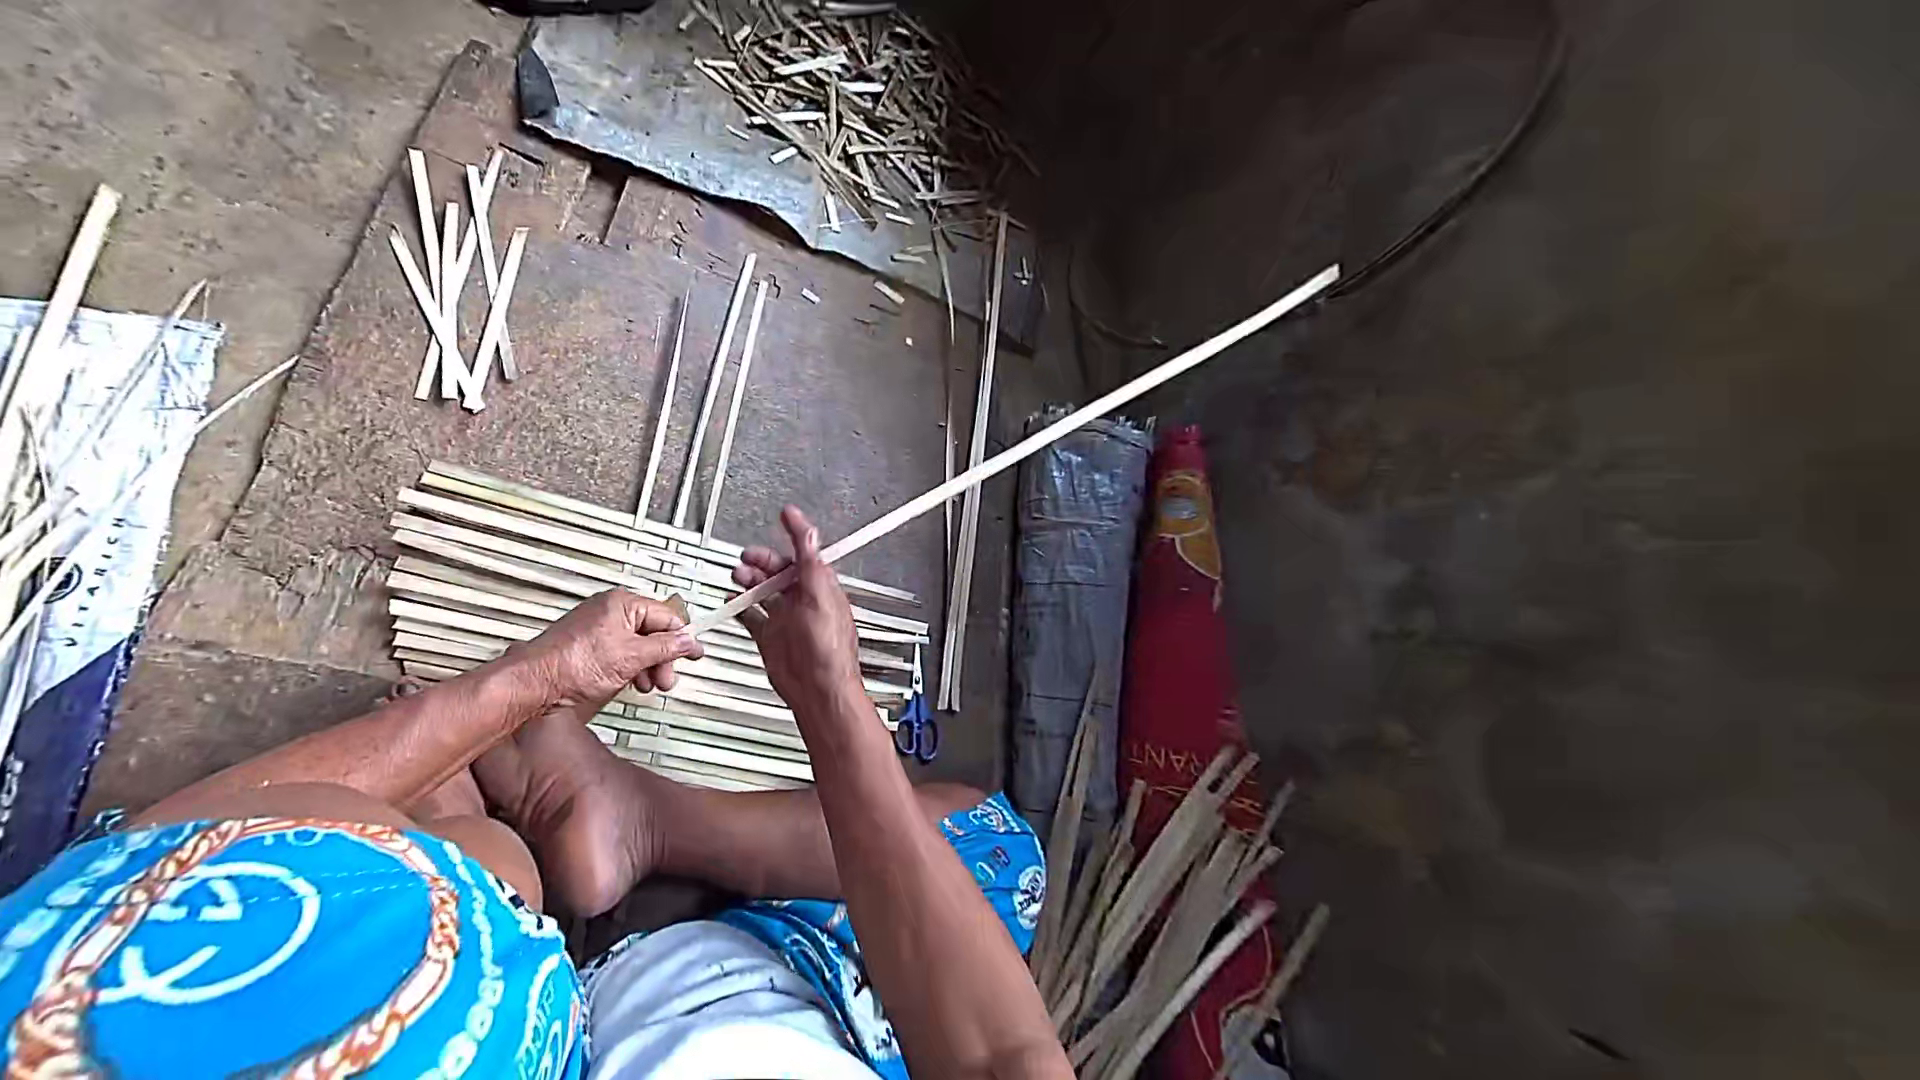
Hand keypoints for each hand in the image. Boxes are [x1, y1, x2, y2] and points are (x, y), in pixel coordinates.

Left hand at [513, 589, 703, 708]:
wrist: (532, 684)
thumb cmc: (572, 664)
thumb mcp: (633, 656)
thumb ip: (666, 648)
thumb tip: (688, 641)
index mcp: (622, 604)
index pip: (667, 617)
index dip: (682, 638)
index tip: (694, 654)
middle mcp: (610, 611)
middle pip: (653, 632)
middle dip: (663, 658)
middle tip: (667, 678)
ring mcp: (598, 628)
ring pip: (637, 645)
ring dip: (648, 666)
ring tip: (648, 684)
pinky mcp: (588, 646)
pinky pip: (620, 652)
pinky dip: (630, 667)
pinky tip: (630, 682)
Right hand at [733, 506, 864, 718]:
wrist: (819, 689)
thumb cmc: (829, 649)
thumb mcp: (820, 596)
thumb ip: (811, 562)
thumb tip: (808, 531)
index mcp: (820, 588)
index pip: (805, 554)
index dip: (794, 534)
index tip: (786, 515)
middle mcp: (803, 601)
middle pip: (779, 571)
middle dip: (762, 561)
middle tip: (748, 556)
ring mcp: (786, 619)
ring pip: (763, 591)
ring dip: (750, 580)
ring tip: (738, 575)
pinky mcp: (770, 637)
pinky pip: (752, 617)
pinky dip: (740, 607)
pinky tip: (732, 600)